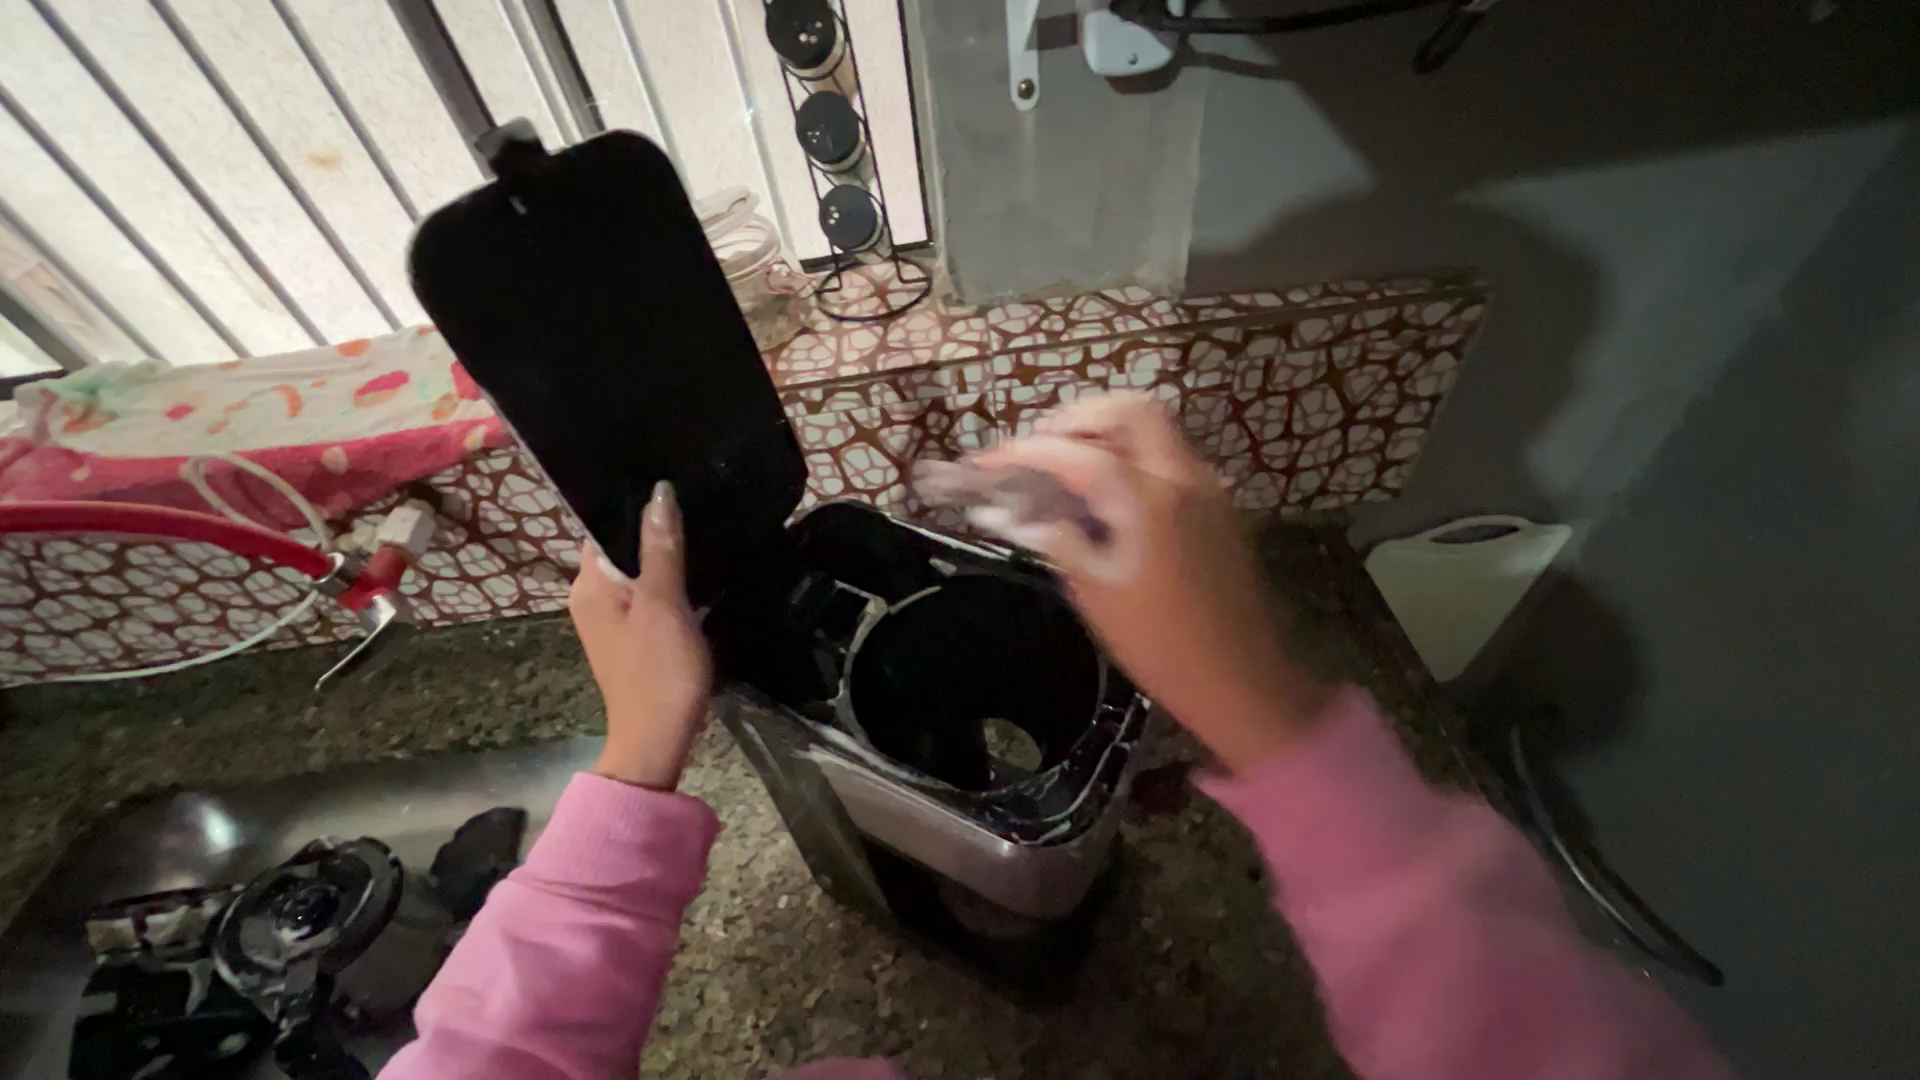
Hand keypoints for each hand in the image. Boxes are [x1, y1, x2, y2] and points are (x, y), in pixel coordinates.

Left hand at [568, 481, 711, 790]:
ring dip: (666, 558)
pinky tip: (698, 576)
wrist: (658, 737)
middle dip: (657, 531)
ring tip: (704, 534)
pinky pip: (648, 594)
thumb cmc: (658, 669)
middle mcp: (591, 596)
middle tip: (699, 507)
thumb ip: (661, 547)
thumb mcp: (664, 603)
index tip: (674, 487)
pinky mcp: (633, 634)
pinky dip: (670, 583)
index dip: (635, 507)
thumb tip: (659, 492)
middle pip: (622, 548)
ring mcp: (612, 617)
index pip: (604, 527)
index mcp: (589, 585)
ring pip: (638, 571)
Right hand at [965, 393, 1333, 772]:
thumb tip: (1018, 514)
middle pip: (1128, 409)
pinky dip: (1130, 454)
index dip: (1023, 452)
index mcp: (1147, 501)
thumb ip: (1057, 540)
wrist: (1240, 678)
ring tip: (1063, 465)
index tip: (986, 463)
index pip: (1075, 453)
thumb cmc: (1159, 644)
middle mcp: (1182, 476)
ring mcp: (1206, 486)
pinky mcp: (1217, 503)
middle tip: (1038, 450)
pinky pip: (1168, 454)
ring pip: (1154, 427)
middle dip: (1075, 418)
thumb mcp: (1095, 593)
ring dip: (1104, 432)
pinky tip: (1104, 492)